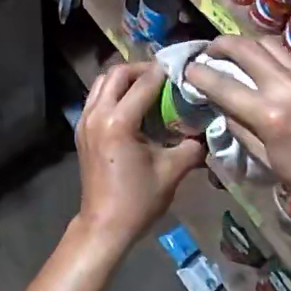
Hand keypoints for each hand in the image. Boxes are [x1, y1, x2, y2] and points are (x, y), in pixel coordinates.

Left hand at [74, 62, 205, 248]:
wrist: (104, 224)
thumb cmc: (138, 200)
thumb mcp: (172, 171)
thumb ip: (192, 145)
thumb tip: (208, 128)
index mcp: (118, 122)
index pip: (143, 83)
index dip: (164, 72)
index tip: (183, 67)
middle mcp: (96, 114)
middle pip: (116, 73)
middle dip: (141, 69)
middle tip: (164, 76)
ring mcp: (84, 121)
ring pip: (102, 82)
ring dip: (124, 79)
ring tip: (148, 87)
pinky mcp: (81, 130)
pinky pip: (96, 97)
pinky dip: (113, 92)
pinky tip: (133, 105)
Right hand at [183, 35, 290, 236]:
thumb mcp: (268, 161)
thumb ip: (240, 128)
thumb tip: (221, 106)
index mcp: (270, 115)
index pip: (221, 83)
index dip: (198, 74)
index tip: (187, 71)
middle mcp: (287, 87)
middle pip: (243, 47)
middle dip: (218, 46)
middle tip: (208, 54)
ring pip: (267, 43)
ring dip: (244, 44)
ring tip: (234, 55)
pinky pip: (288, 55)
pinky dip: (268, 54)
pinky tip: (264, 68)